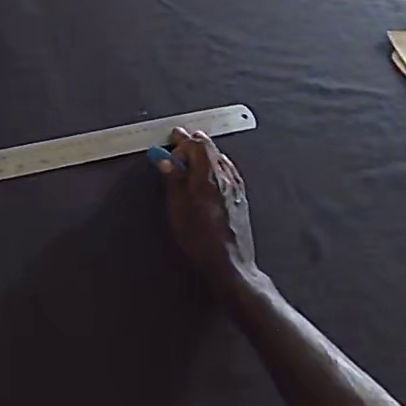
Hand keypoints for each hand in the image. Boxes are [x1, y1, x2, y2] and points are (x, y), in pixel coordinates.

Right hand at [154, 128, 257, 292]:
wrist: (229, 264)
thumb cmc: (201, 240)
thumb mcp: (177, 209)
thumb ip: (173, 181)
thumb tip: (166, 162)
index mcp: (208, 176)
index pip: (198, 145)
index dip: (182, 141)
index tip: (170, 145)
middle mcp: (225, 177)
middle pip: (211, 148)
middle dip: (193, 142)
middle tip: (178, 140)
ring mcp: (235, 187)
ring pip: (220, 158)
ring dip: (204, 152)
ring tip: (190, 154)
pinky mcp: (239, 197)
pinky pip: (227, 170)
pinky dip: (215, 164)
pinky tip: (207, 172)